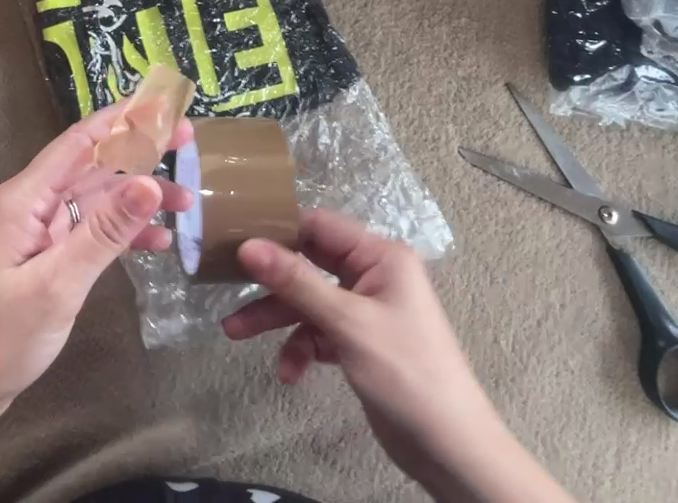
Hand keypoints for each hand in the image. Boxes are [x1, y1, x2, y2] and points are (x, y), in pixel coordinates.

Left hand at [0, 104, 194, 426]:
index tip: (166, 107)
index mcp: (24, 198)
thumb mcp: (58, 284)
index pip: (80, 142)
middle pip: (92, 165)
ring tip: (187, 202)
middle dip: (139, 153)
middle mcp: (30, 205)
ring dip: (137, 198)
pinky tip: (157, 241)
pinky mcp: (43, 258)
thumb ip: (105, 232)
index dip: (124, 120)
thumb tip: (150, 182)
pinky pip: (88, 231)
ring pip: (95, 200)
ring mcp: (36, 232)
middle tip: (188, 143)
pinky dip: (121, 233)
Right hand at [222, 210, 572, 502]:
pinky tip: (290, 373)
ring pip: (307, 301)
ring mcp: (365, 309)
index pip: (319, 226)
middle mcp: (372, 274)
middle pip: (308, 264)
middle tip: (225, 286)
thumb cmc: (406, 373)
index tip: (234, 241)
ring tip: (234, 333)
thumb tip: (246, 245)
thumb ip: (296, 281)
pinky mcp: (358, 341)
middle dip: (269, 282)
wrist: (452, 451)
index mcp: (380, 256)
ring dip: (275, 318)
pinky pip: (317, 332)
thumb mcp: (347, 323)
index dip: (277, 232)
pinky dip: (301, 348)